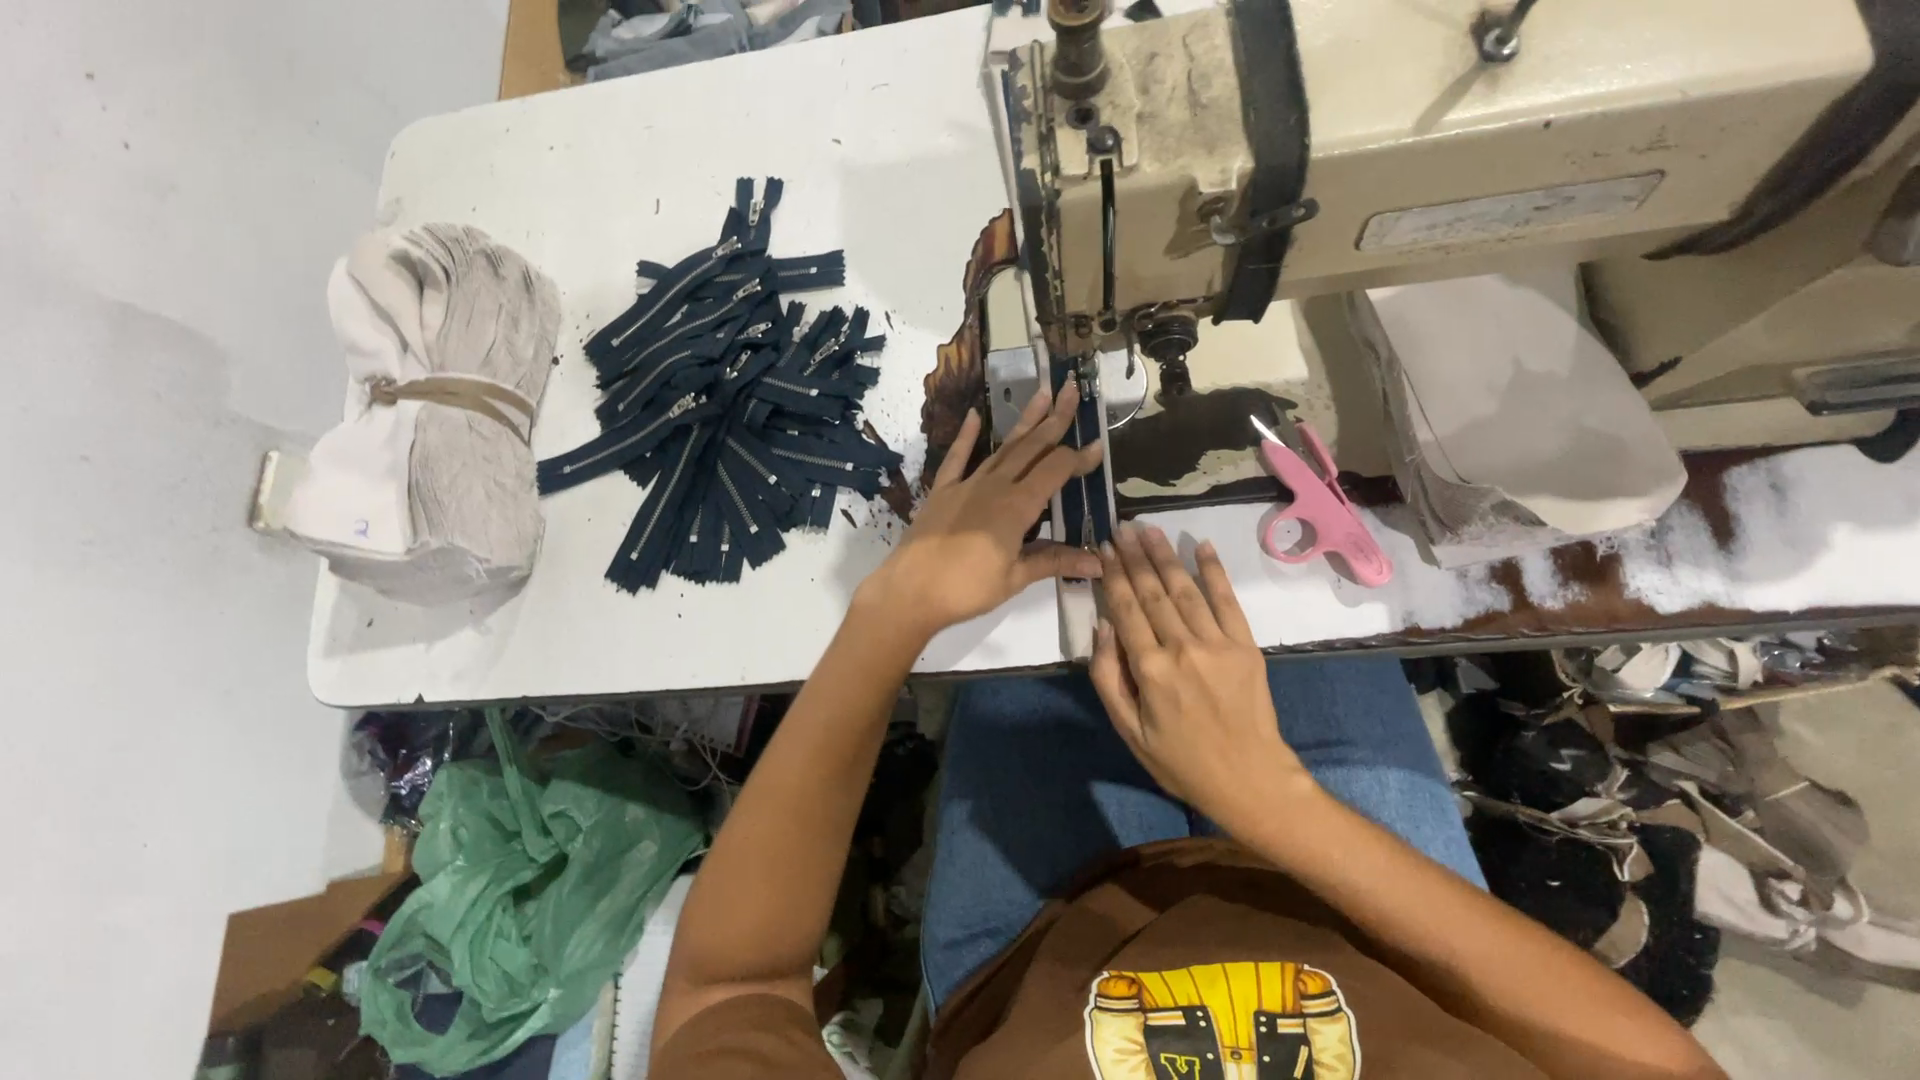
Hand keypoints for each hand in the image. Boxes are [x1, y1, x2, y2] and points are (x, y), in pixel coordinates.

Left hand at [857, 382, 1103, 638]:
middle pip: (1031, 446)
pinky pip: (957, 458)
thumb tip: (1098, 562)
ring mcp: (966, 485)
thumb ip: (1055, 562)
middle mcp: (994, 485)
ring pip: (1002, 447)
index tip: (1098, 446)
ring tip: (1041, 393)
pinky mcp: (942, 492)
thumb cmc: (967, 589)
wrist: (911, 591)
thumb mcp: (1015, 578)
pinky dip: (967, 436)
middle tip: (1071, 389)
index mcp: (1017, 506)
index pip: (1055, 470)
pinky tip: (975, 415)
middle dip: (1055, 419)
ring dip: (1024, 421)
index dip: (1079, 458)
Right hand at [1090, 524, 1316, 827]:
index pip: (1125, 610)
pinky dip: (1214, 571)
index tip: (1104, 549)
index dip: (1113, 576)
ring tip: (1149, 529)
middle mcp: (1181, 648)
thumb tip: (1102, 627)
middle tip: (1122, 528)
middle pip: (1152, 592)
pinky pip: (1227, 600)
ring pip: (1185, 589)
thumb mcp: (1129, 731)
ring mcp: (1217, 644)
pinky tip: (1200, 546)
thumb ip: (1108, 677)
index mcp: (1149, 670)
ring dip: (1165, 556)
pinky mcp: (1245, 645)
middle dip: (1134, 557)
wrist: (1249, 778)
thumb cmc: (1181, 761)